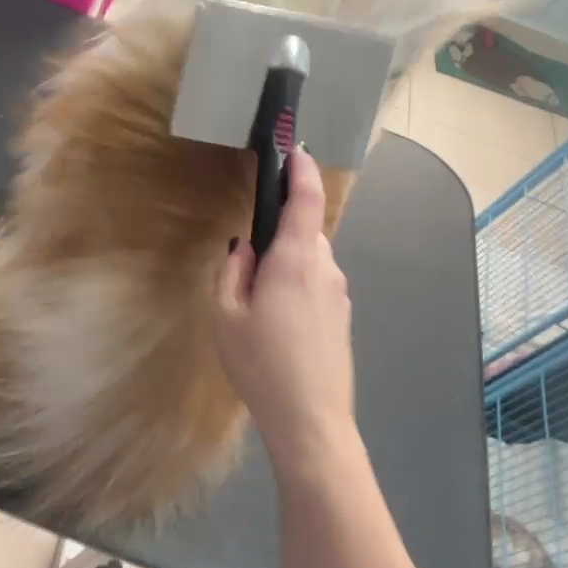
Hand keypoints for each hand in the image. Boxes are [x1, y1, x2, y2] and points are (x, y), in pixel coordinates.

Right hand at [213, 146, 356, 468]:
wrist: (309, 416)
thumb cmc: (260, 363)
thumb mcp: (226, 317)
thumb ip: (232, 274)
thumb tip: (244, 249)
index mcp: (296, 260)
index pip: (306, 201)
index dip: (301, 171)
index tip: (293, 151)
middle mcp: (326, 269)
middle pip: (306, 235)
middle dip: (279, 238)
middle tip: (246, 271)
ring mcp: (339, 294)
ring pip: (310, 263)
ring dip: (286, 269)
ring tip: (256, 309)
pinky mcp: (342, 318)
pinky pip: (317, 287)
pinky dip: (296, 290)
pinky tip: (276, 327)